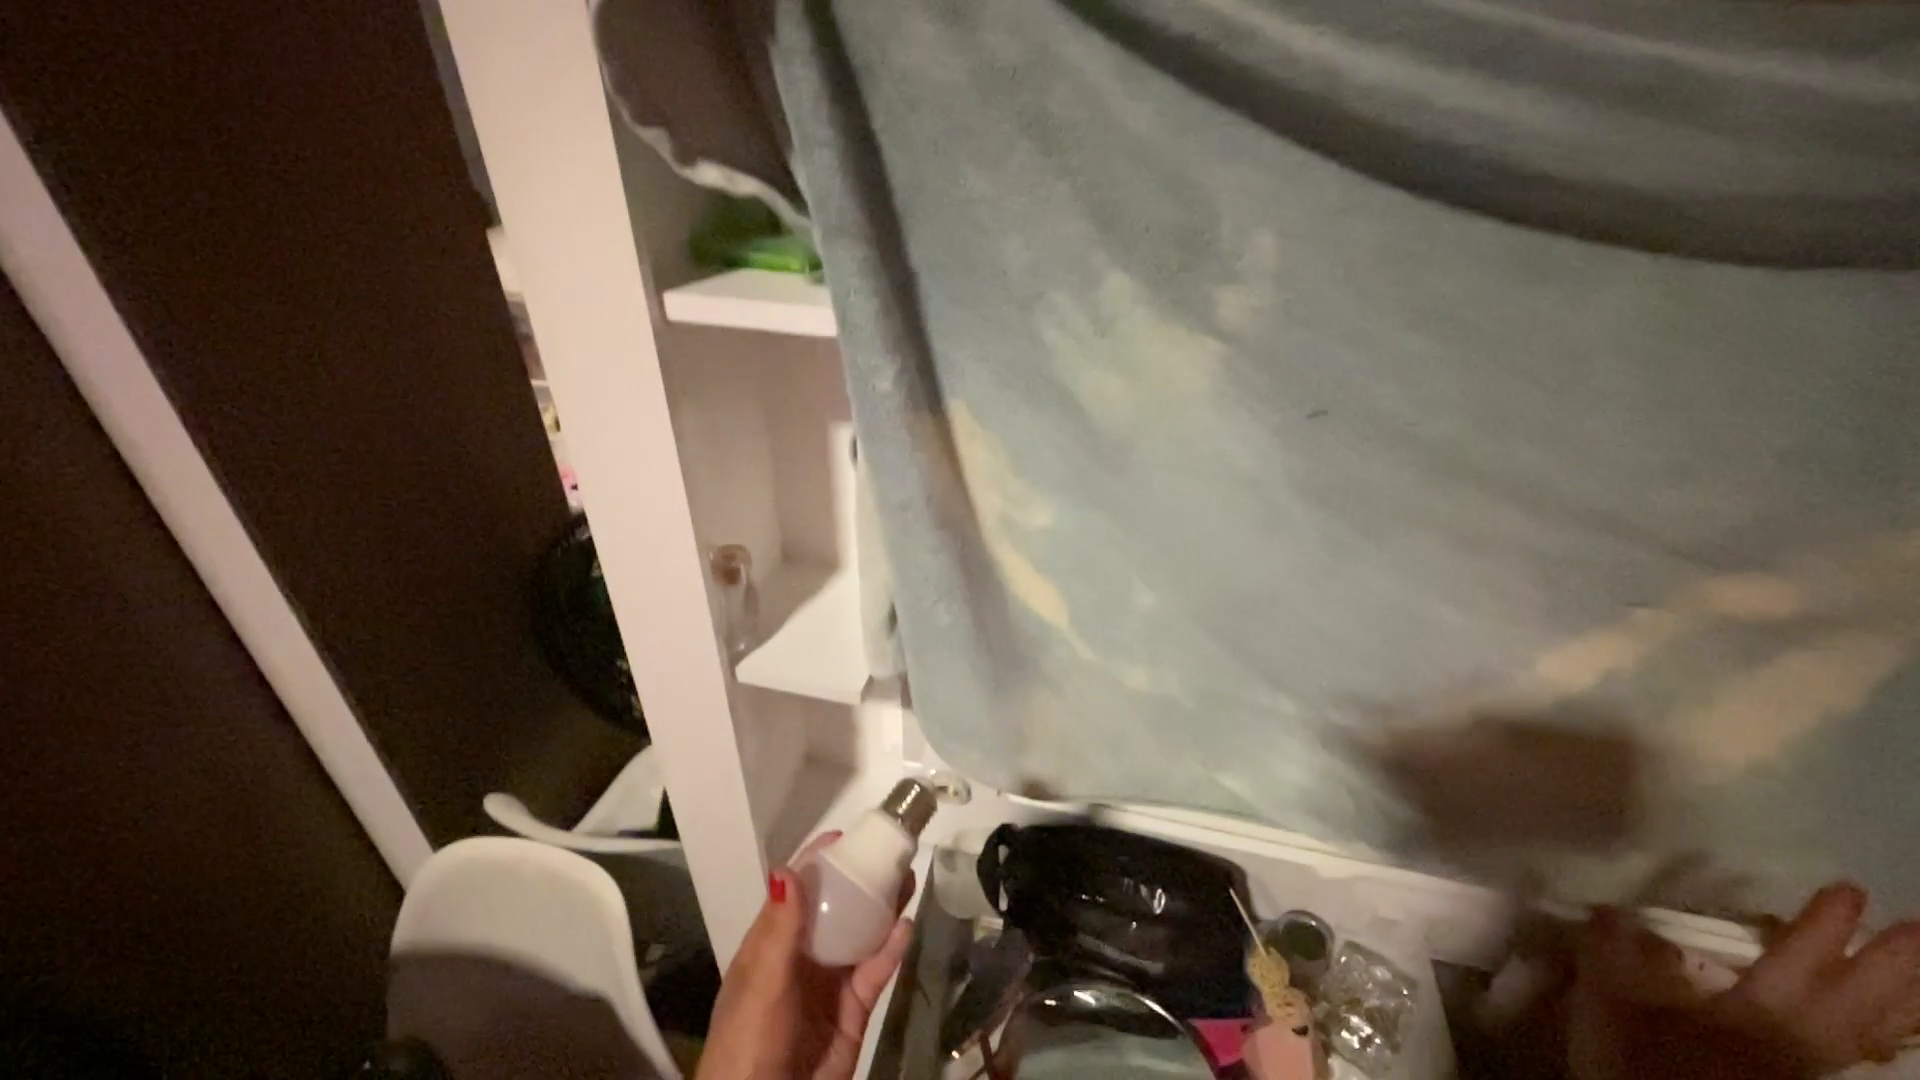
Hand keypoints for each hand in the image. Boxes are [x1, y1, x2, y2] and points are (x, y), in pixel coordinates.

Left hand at [694, 833, 915, 1079]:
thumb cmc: (750, 1045)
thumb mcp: (761, 984)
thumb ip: (779, 929)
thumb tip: (785, 866)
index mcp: (769, 947)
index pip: (795, 893)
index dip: (818, 864)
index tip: (845, 836)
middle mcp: (801, 959)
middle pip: (835, 910)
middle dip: (859, 881)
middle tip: (890, 852)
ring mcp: (829, 985)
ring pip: (860, 936)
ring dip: (882, 908)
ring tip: (908, 878)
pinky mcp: (854, 1011)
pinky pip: (875, 972)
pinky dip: (891, 950)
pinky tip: (906, 926)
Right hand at [1567, 884, 1919, 1079]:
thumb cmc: (1636, 1060)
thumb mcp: (1612, 1002)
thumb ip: (1616, 955)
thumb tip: (1615, 910)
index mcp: (1754, 1014)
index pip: (1796, 963)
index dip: (1822, 928)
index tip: (1849, 889)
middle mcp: (1795, 1040)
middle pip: (1855, 1001)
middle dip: (1889, 966)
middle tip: (1919, 928)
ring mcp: (1804, 1067)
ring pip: (1867, 1031)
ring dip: (1898, 999)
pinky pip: (1856, 1051)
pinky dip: (1881, 1033)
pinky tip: (1884, 1026)